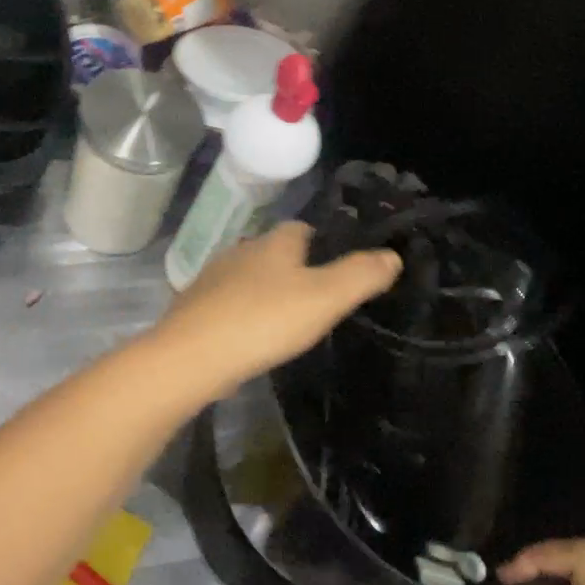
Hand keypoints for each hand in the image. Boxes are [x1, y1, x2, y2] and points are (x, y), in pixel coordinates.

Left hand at [150, 221, 399, 396]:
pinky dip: (246, 315)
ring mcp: (214, 277)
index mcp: (274, 240)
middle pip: (277, 253)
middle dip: (298, 270)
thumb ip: (360, 275)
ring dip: (270, 293)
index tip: (344, 270)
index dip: (327, 245)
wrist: (193, 356)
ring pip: (252, 278)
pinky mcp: (198, 306)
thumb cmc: (264, 320)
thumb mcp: (325, 298)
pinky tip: (255, 338)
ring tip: (292, 322)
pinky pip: (231, 304)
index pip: (305, 229)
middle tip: (323, 301)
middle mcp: (241, 249)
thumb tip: (392, 255)